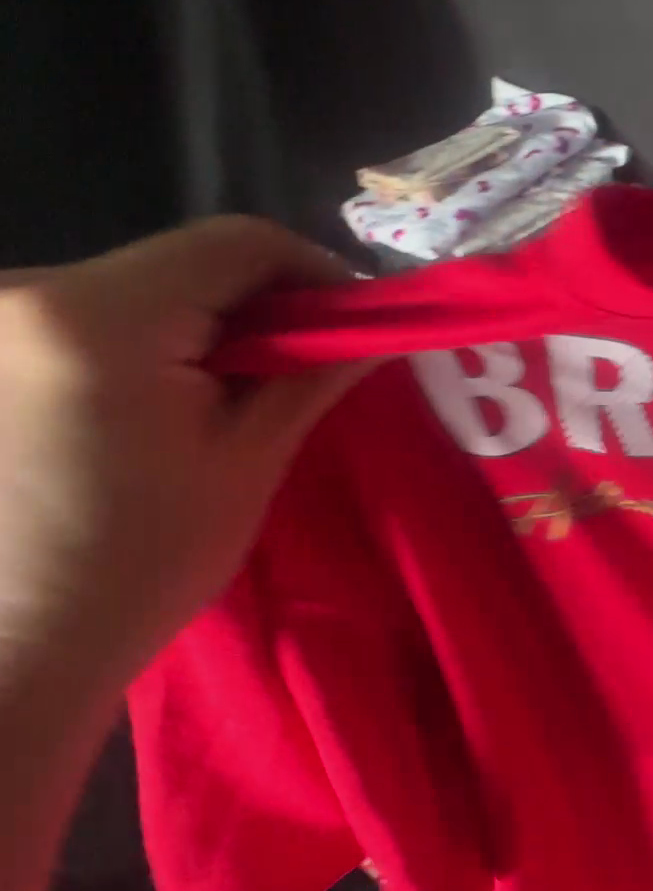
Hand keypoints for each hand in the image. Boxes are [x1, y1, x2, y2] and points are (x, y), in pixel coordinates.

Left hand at [0, 218, 371, 686]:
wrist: (6, 647)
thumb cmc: (143, 557)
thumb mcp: (252, 456)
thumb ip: (316, 371)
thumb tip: (379, 326)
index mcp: (92, 316)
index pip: (237, 243)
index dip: (318, 270)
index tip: (356, 324)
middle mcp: (15, 294)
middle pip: (183, 263)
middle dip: (263, 305)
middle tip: (306, 368)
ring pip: (137, 287)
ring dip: (205, 326)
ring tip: (233, 394)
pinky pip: (86, 315)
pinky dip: (148, 342)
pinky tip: (162, 402)